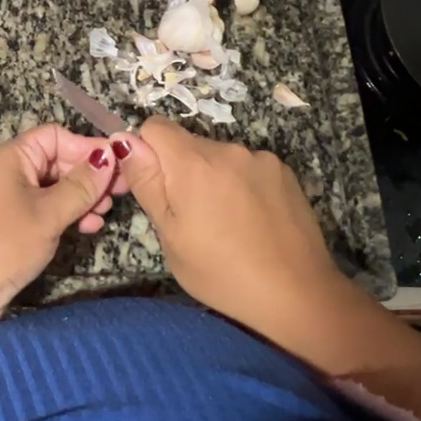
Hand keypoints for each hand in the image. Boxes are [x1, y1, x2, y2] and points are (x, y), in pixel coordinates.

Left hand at [0, 124, 124, 340]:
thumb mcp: (47, 214)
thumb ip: (81, 186)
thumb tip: (109, 155)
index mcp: (12, 157)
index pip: (56, 136)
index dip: (87, 147)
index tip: (119, 165)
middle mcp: (10, 172)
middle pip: (57, 161)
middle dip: (89, 175)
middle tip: (122, 192)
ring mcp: (9, 201)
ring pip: (54, 188)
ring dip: (81, 198)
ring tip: (105, 214)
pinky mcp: (11, 227)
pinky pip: (46, 211)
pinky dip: (67, 216)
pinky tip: (88, 228)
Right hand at [114, 117, 344, 340]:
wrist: (297, 294)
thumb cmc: (221, 273)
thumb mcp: (170, 235)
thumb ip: (146, 183)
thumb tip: (123, 142)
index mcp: (193, 163)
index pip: (155, 126)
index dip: (147, 152)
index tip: (155, 186)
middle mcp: (227, 149)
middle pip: (188, 143)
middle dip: (181, 170)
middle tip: (190, 217)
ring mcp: (260, 159)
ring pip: (219, 157)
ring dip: (213, 178)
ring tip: (225, 223)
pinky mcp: (284, 172)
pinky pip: (248, 167)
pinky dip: (241, 185)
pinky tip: (252, 221)